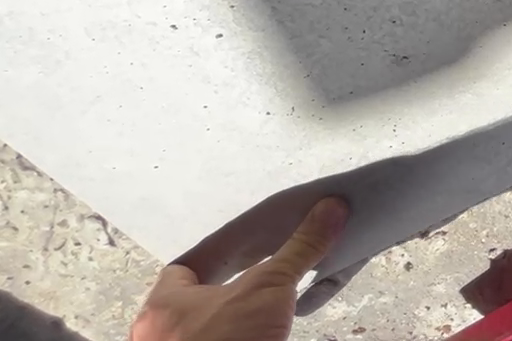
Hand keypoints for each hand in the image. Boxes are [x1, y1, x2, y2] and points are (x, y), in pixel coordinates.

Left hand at [130, 197, 347, 340]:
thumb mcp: (270, 287)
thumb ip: (300, 247)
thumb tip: (331, 206)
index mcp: (160, 308)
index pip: (182, 268)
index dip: (216, 251)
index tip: (249, 241)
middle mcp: (157, 335)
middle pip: (196, 293)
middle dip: (232, 277)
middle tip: (267, 260)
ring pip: (209, 318)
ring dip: (239, 305)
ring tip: (274, 289)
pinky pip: (222, 336)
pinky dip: (244, 327)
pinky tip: (269, 322)